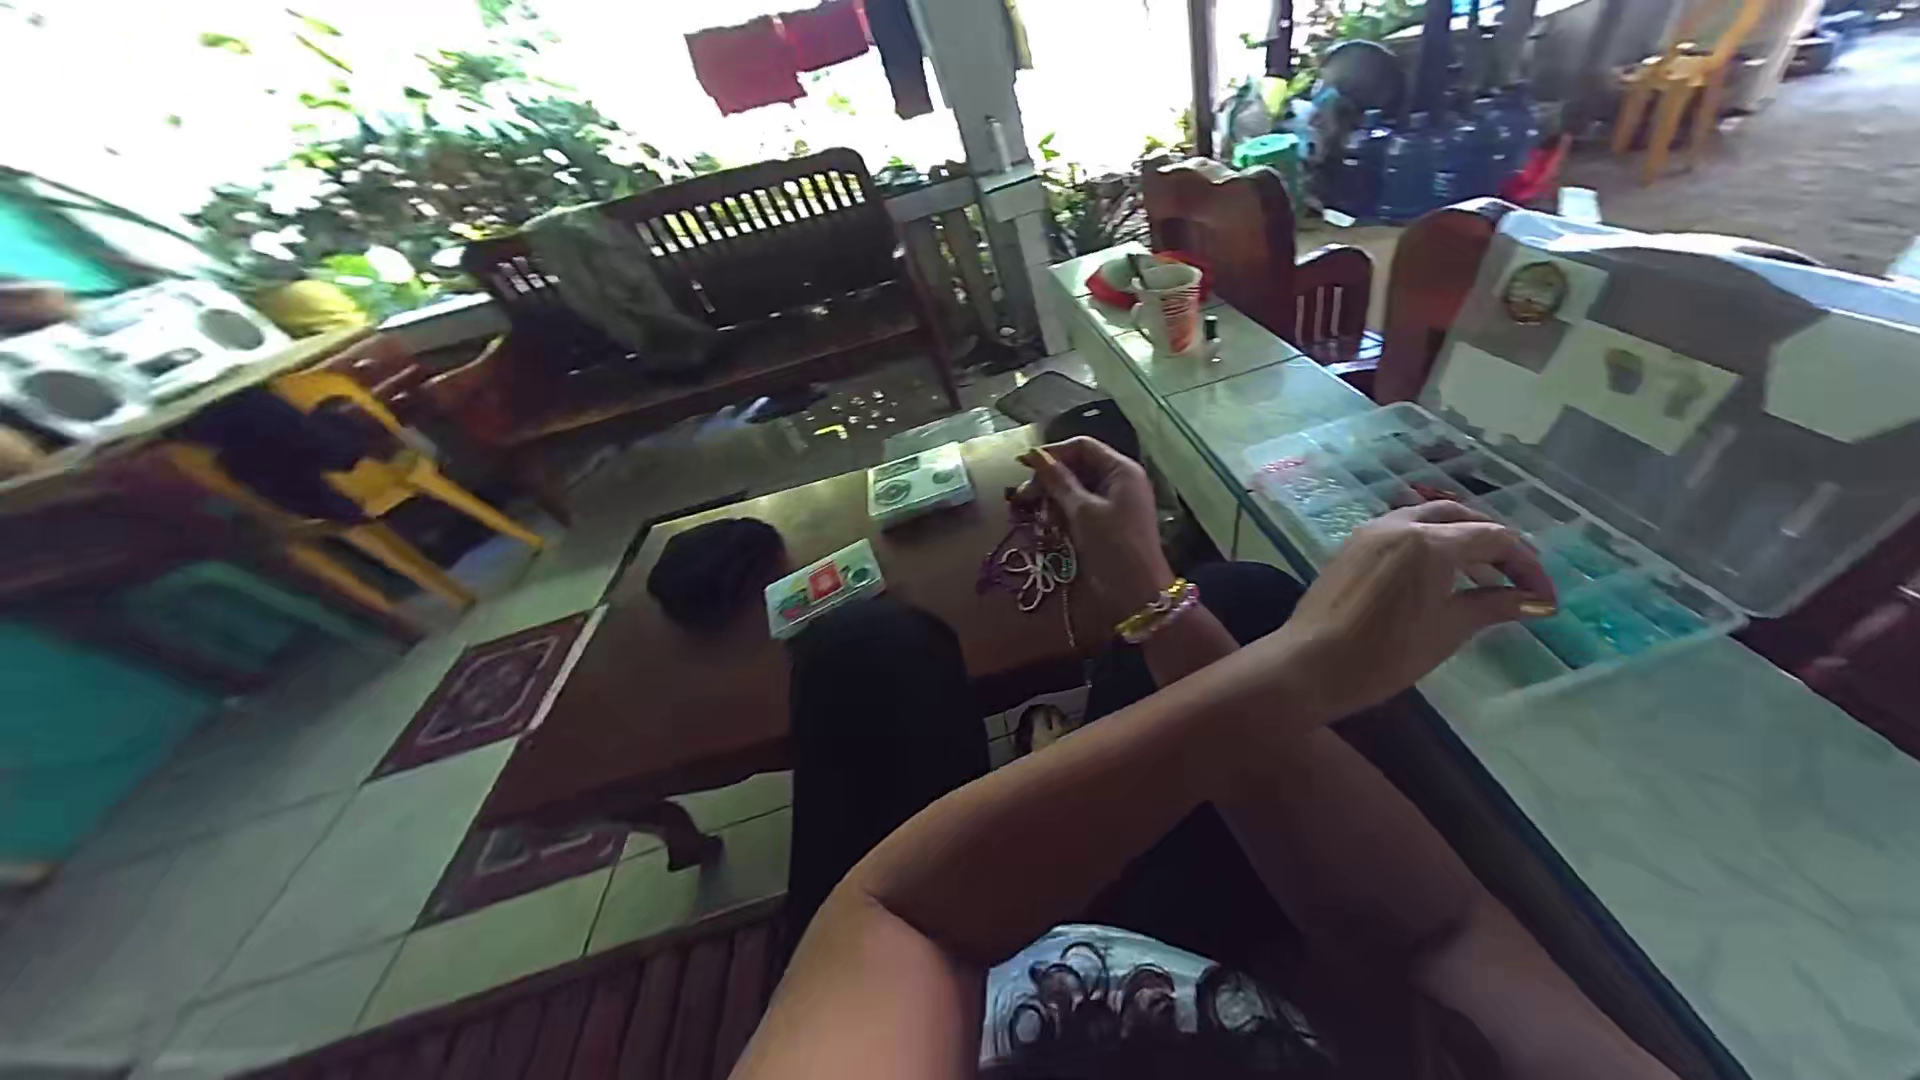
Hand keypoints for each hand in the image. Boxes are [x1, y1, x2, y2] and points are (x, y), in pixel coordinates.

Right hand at [1015, 437, 1172, 617]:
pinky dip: (1063, 514)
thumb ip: (1058, 481)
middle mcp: (1119, 481)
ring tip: (1040, 517)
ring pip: (1075, 489)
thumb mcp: (1082, 511)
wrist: (1137, 592)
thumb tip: (1035, 455)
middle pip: (1077, 467)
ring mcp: (1113, 503)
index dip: (1052, 453)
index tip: (1022, 465)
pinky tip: (1051, 527)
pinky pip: (1079, 508)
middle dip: (1049, 479)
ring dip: (1054, 499)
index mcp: (1121, 470)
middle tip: (1024, 497)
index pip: (1082, 446)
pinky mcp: (1105, 523)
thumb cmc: (1113, 546)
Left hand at [1270, 500, 1556, 718]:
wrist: (1310, 662)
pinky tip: (1436, 575)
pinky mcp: (1348, 550)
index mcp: (1428, 541)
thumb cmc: (1385, 651)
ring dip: (1457, 539)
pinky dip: (1424, 544)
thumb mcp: (1448, 628)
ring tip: (1482, 575)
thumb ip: (1492, 605)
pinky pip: (1396, 534)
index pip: (1494, 538)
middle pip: (1457, 517)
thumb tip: (1533, 601)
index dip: (1527, 566)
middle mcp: (1396, 525)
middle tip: (1515, 574)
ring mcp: (1366, 534)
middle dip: (1492, 541)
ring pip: (1423, 520)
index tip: (1545, 598)